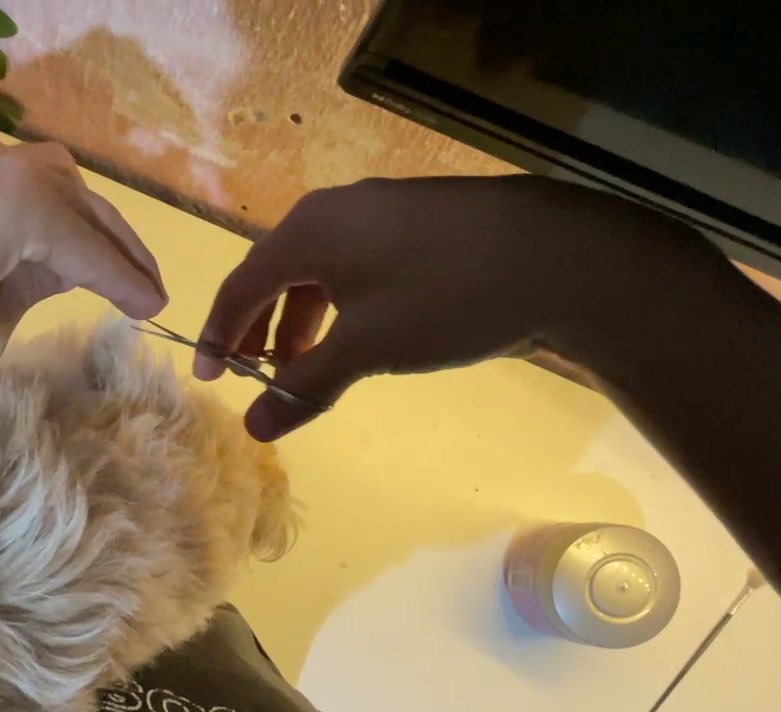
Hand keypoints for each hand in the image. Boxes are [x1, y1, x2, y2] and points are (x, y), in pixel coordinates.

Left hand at [0, 129, 166, 381]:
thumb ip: (30, 295)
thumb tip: (48, 271)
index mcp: (22, 205)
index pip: (94, 250)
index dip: (130, 284)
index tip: (158, 310)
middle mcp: (1, 162)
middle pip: (80, 204)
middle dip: (116, 247)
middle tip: (145, 286)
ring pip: (46, 182)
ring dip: (78, 221)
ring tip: (100, 265)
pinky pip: (6, 180)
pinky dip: (35, 208)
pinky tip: (38, 238)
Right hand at [196, 175, 727, 439]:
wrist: (570, 259)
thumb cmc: (446, 299)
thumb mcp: (365, 349)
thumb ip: (302, 387)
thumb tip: (253, 429)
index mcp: (309, 232)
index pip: (240, 287)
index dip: (218, 336)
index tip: (210, 379)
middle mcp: (336, 213)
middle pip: (274, 275)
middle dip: (259, 330)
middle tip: (256, 375)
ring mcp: (380, 214)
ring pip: (316, 274)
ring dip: (299, 323)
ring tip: (304, 368)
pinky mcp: (418, 225)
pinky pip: (353, 269)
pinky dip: (337, 309)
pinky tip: (354, 339)